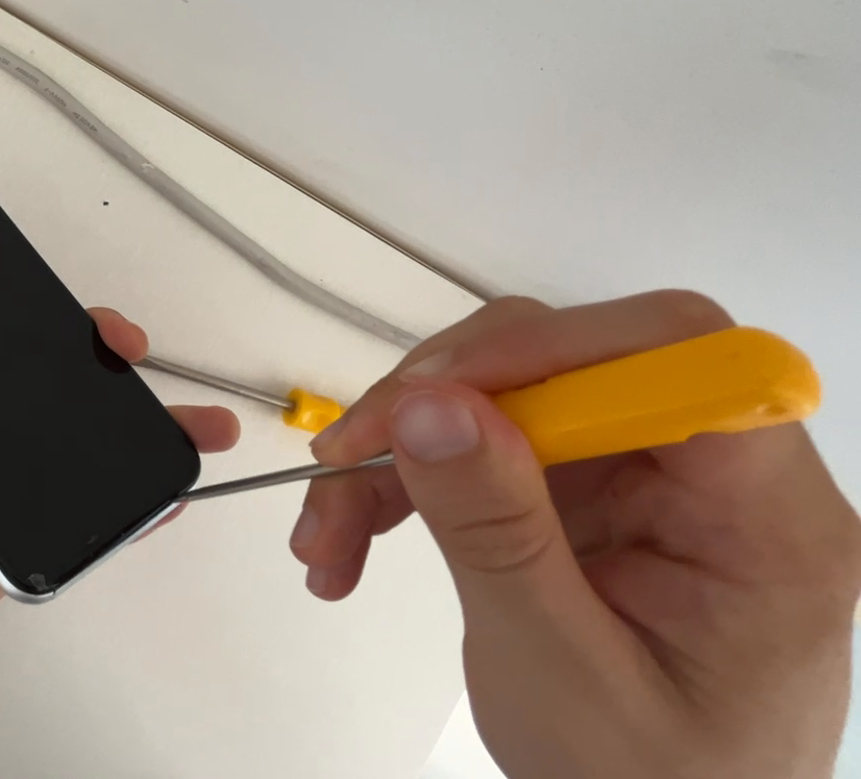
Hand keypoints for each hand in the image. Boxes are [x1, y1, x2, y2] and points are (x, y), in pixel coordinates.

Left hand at [0, 306, 237, 778]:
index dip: (24, 335)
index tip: (59, 332)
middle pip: (43, 387)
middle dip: (95, 363)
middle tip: (136, 351)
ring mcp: (15, 474)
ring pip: (80, 438)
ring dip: (136, 430)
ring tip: (194, 430)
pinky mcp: (42, 515)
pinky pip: (93, 498)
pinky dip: (131, 498)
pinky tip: (166, 497)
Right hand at [293, 291, 860, 777]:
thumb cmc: (634, 778)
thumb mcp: (556, 666)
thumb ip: (496, 532)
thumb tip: (427, 405)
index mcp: (758, 519)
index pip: (675, 357)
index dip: (547, 347)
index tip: (428, 394)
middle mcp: (691, 473)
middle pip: (552, 361)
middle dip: (429, 402)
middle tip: (345, 458)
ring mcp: (621, 477)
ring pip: (480, 398)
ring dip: (386, 458)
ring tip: (325, 536)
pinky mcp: (559, 490)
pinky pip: (455, 446)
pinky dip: (385, 486)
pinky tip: (344, 543)